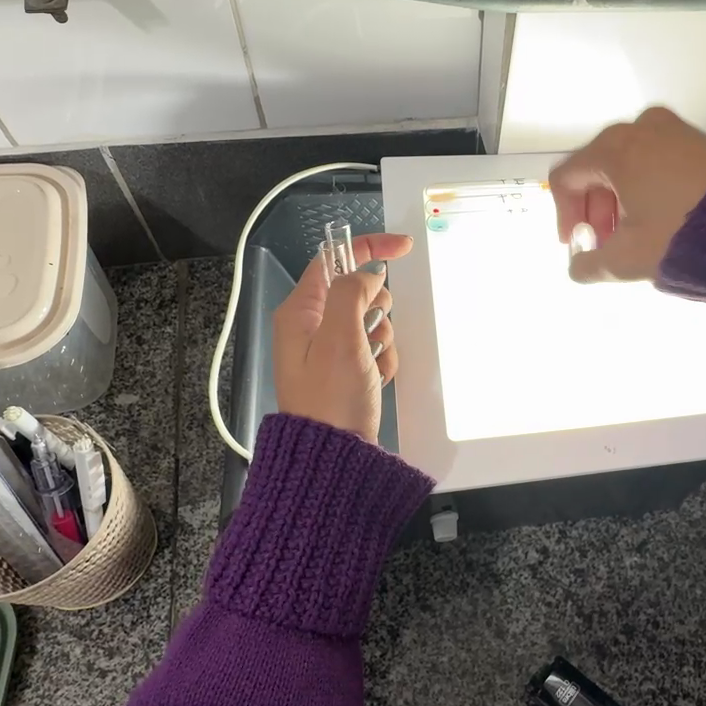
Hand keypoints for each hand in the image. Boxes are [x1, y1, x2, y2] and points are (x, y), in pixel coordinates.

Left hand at [272, 232, 412, 444]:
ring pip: (371, 320)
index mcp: (300, 311)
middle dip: (377, 308)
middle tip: (372, 332)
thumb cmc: (332, 396)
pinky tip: (377, 378)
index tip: (404, 247)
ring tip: (373, 364)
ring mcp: (329, 349)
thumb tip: (368, 274)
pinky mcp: (346, 370)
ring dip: (382, 338)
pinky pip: (375, 348)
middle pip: (357, 290)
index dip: (368, 247)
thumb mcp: (340, 338)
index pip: (332, 259)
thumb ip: (352, 293)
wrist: (331, 458)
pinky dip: (383, 359)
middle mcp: (311, 325)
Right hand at [550, 107, 705, 282]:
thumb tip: (578, 267)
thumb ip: (590, 266)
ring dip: (621, 202)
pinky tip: (661, 221)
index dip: (564, 215)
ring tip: (635, 237)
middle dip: (595, 210)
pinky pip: (657, 161)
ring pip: (629, 165)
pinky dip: (648, 189)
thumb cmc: (683, 234)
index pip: (566, 177)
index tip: (577, 244)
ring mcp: (673, 130)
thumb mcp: (628, 259)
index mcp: (613, 148)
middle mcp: (640, 127)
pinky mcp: (700, 140)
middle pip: (597, 168)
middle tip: (606, 244)